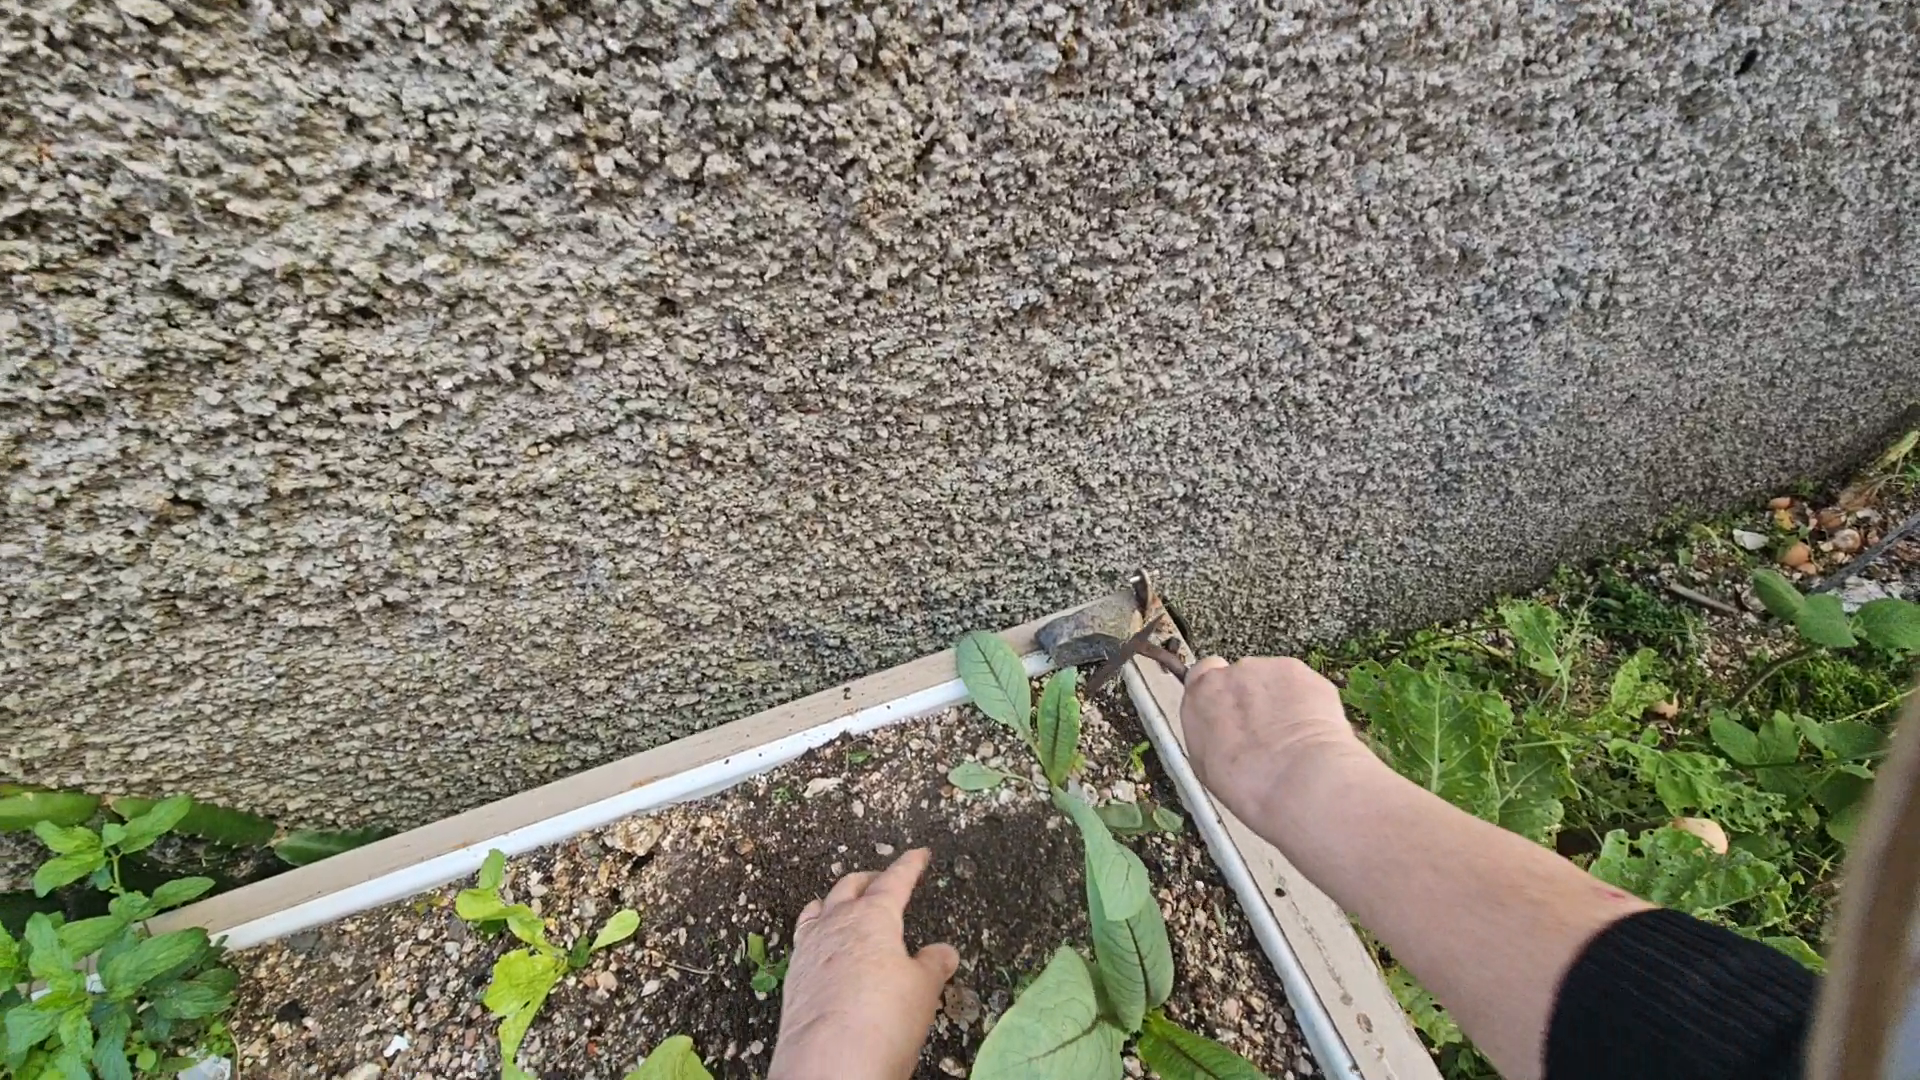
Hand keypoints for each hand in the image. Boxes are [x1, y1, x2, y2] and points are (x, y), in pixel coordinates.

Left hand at [767, 848, 959, 1079]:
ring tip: (847, 903)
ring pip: (821, 906)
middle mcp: (838, 922)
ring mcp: (810, 947)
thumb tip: (944, 951)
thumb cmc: (883, 1020)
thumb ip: (933, 965)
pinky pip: (805, 936)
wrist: (827, 1067)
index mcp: (873, 916)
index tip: (920, 854)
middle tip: (884, 880)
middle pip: (851, 886)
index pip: (895, 880)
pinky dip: (817, 929)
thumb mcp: (922, 991)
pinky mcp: (793, 976)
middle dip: (870, 879)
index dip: (910, 865)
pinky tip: (823, 944)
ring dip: (837, 900)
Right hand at [1181, 656, 1376, 824]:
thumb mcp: (1206, 765)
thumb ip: (1208, 732)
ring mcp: (1263, 669)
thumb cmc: (1252, 785)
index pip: (1203, 675)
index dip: (1221, 691)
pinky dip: (1309, 701)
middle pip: (1242, 677)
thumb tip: (1219, 734)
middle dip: (1255, 698)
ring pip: (1274, 680)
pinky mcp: (1297, 671)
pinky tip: (1312, 730)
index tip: (1231, 708)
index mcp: (1199, 697)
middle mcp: (1227, 676)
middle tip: (1268, 732)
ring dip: (1282, 700)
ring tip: (1294, 738)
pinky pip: (1303, 683)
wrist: (1298, 782)